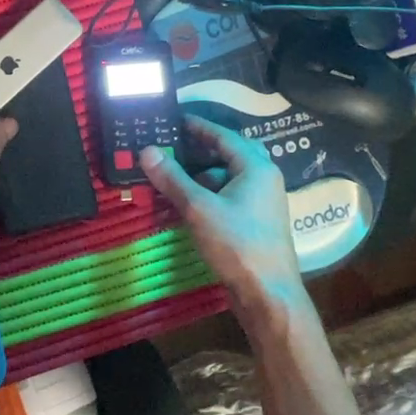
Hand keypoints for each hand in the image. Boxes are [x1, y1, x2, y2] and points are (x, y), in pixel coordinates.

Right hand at [140, 116, 300, 300]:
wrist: (267, 293)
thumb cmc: (237, 244)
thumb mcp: (198, 208)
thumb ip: (172, 178)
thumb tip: (148, 151)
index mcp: (256, 168)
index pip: (224, 136)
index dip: (198, 127)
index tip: (175, 120)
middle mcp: (264, 181)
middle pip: (227, 157)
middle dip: (198, 154)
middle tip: (171, 150)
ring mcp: (262, 205)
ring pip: (226, 181)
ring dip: (199, 180)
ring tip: (170, 182)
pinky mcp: (256, 226)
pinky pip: (228, 201)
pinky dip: (206, 199)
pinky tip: (185, 209)